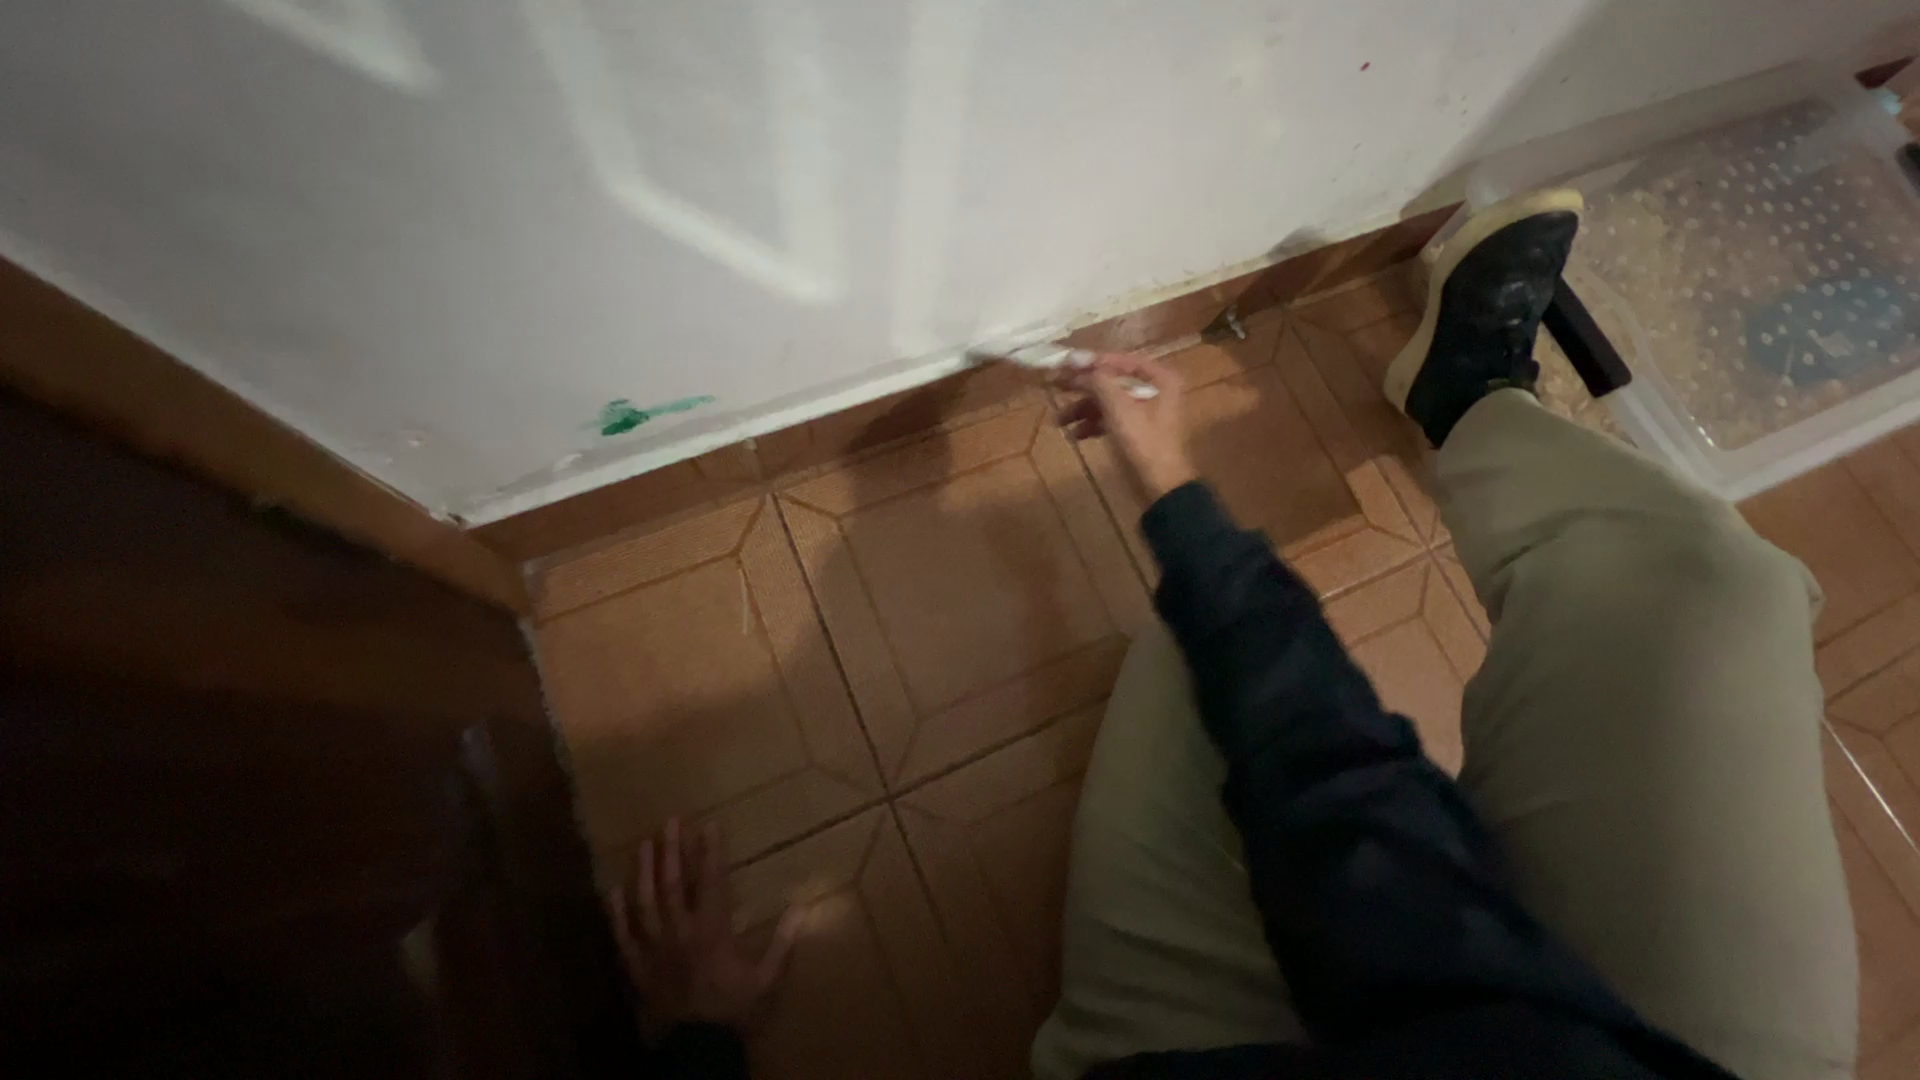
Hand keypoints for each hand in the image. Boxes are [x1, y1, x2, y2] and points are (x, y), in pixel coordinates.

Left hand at [606, 818, 801, 1032]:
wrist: (696, 1049)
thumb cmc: (733, 1009)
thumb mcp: (766, 978)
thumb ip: (782, 941)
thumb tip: (803, 907)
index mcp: (712, 931)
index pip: (711, 881)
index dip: (710, 852)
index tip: (709, 825)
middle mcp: (680, 932)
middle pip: (673, 884)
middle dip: (673, 850)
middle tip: (670, 820)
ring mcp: (655, 949)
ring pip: (646, 903)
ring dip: (645, 871)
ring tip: (644, 843)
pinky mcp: (638, 967)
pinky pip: (623, 936)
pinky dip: (617, 913)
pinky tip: (614, 890)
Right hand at [1055, 352, 1196, 503]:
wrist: (1161, 488)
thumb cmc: (1144, 444)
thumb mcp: (1118, 408)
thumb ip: (1097, 381)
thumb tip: (1074, 364)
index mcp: (1160, 379)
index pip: (1121, 361)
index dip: (1092, 362)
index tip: (1064, 364)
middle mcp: (1156, 390)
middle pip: (1113, 382)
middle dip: (1083, 388)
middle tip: (1054, 386)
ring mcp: (1147, 413)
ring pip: (1109, 403)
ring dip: (1083, 409)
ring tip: (1059, 420)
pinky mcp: (1138, 433)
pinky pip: (1111, 420)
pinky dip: (1093, 425)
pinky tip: (1075, 435)